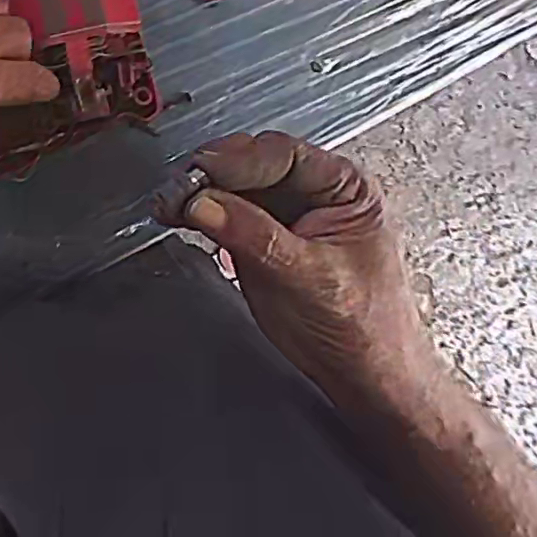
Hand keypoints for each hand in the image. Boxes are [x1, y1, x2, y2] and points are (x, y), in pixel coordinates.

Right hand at [160, 131, 433, 403]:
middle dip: (212, 174)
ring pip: (231, 184)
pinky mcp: (257, 233)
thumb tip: (205, 202)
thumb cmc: (366, 331)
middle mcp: (312, 190)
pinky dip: (197, 212)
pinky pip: (222, 210)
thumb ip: (257, 236)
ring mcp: (283, 211)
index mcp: (343, 186)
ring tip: (170, 203)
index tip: (202, 169)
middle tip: (179, 188)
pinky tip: (177, 215)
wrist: (364, 382)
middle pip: (251, 163)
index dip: (238, 160)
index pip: (283, 155)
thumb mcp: (312, 278)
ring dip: (197, 191)